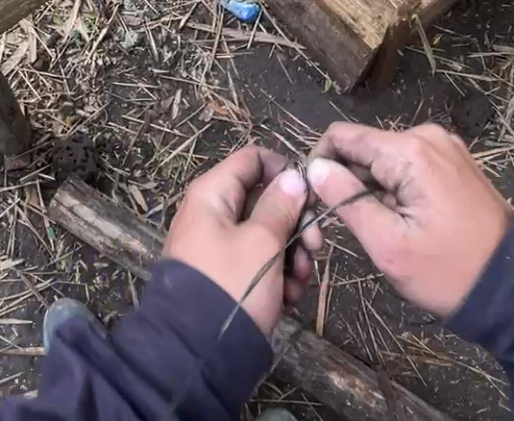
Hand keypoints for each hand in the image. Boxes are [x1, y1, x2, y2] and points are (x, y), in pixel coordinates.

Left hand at [164, 145, 320, 332]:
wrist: (198, 353)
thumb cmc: (231, 285)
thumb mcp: (262, 242)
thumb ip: (281, 205)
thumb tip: (293, 175)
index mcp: (213, 193)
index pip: (252, 159)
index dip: (284, 169)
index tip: (311, 194)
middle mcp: (213, 212)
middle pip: (264, 199)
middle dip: (295, 222)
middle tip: (315, 246)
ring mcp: (218, 245)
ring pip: (266, 233)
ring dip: (291, 254)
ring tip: (298, 280)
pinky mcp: (227, 274)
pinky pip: (258, 261)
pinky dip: (277, 275)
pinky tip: (288, 297)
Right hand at [306, 122, 511, 316]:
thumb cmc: (451, 272)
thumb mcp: (389, 245)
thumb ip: (346, 200)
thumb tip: (314, 168)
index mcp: (410, 150)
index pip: (342, 137)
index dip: (321, 165)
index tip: (319, 201)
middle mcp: (427, 136)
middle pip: (363, 147)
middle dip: (348, 180)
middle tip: (350, 226)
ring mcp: (445, 147)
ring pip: (384, 158)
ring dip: (372, 187)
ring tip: (383, 228)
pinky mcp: (454, 162)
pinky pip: (408, 165)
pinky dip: (396, 188)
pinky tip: (406, 220)